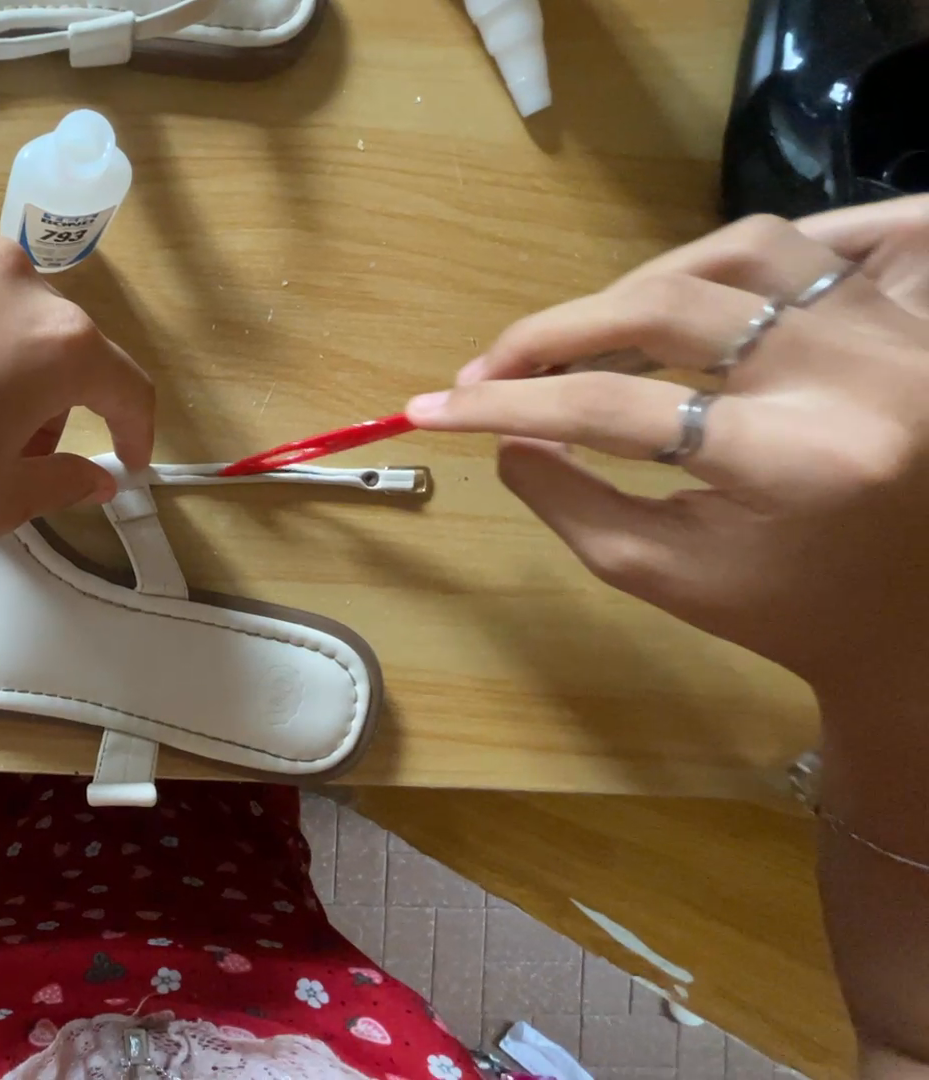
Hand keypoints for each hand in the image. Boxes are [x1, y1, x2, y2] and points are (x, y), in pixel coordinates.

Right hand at [404, 196, 928, 688]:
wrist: (920, 613)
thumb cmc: (779, 607)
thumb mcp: (649, 568)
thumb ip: (561, 494)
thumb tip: (503, 431)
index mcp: (798, 463)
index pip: (609, 406)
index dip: (502, 402)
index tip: (427, 408)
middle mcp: (864, 379)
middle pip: (669, 306)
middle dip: (552, 332)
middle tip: (487, 368)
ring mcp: (901, 337)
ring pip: (737, 253)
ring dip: (627, 289)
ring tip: (569, 339)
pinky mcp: (908, 320)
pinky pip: (798, 252)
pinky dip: (702, 271)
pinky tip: (652, 312)